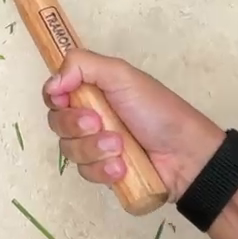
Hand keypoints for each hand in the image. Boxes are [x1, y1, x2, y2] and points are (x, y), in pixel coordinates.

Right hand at [42, 49, 222, 196]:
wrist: (186, 155)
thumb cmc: (156, 110)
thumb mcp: (121, 75)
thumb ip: (81, 65)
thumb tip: (51, 83)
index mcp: (91, 90)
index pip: (53, 93)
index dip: (54, 97)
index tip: (64, 99)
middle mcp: (89, 117)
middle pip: (56, 122)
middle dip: (74, 125)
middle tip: (99, 123)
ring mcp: (95, 147)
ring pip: (69, 150)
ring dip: (93, 149)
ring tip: (120, 147)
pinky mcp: (103, 172)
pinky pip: (85, 173)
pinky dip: (102, 170)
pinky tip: (122, 167)